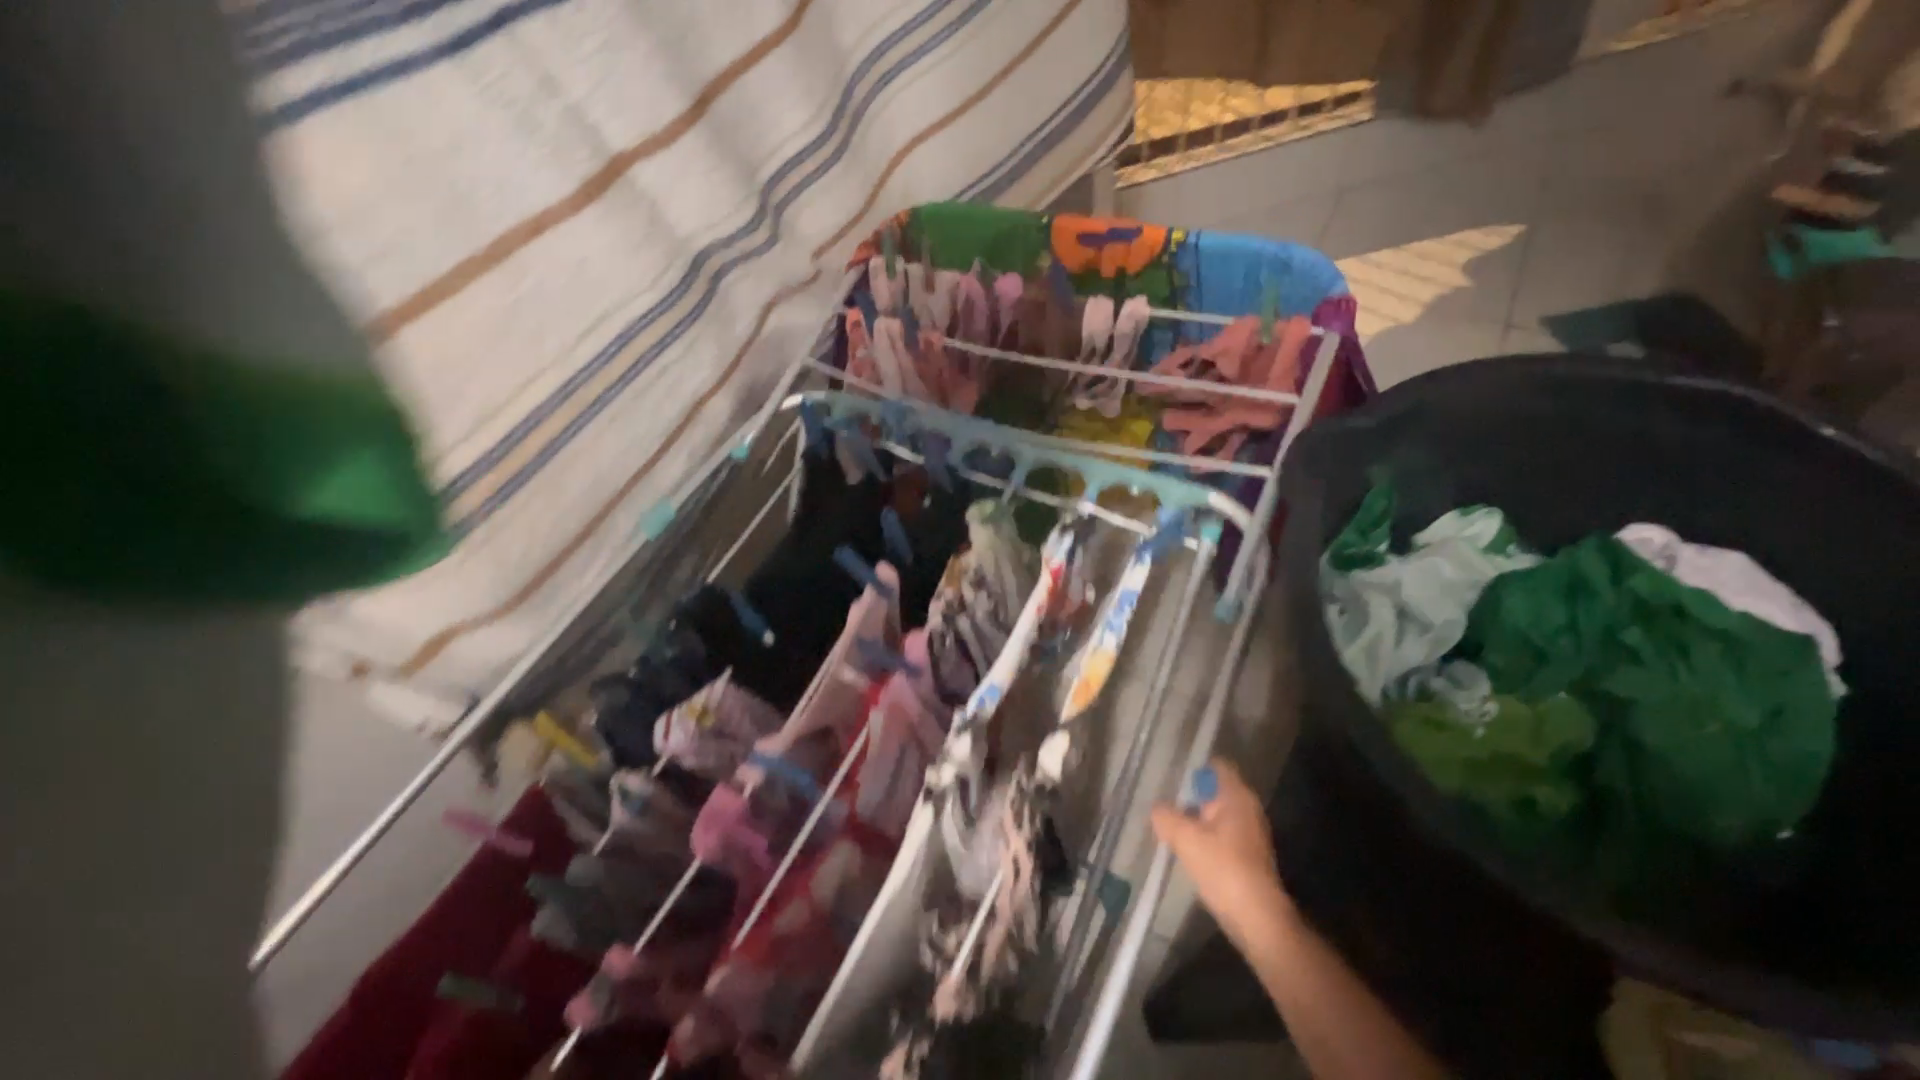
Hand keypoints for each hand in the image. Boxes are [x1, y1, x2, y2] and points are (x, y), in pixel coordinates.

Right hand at [1151, 758, 1291, 943]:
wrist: (1256, 917)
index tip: (1171, 777)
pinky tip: (1186, 853)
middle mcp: (1248, 810)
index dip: (1195, 768)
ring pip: (1216, 817)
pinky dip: (1204, 840)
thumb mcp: (1186, 839)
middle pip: (1215, 793)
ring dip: (1195, 822)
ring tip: (1168, 830)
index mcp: (1237, 797)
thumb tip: (1157, 808)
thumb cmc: (1223, 869)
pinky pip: (1220, 837)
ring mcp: (1250, 834)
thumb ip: (1167, 817)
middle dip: (1190, 798)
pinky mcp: (1247, 857)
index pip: (1217, 767)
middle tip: (1163, 806)